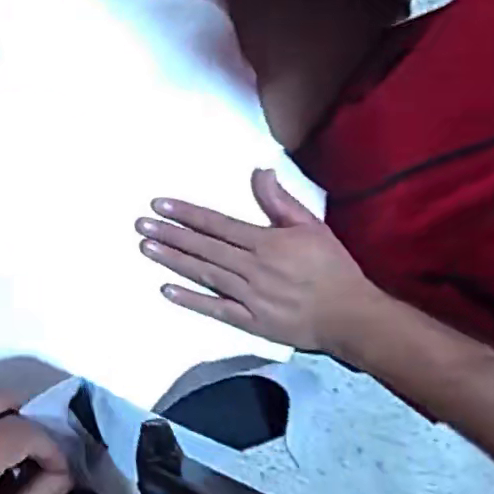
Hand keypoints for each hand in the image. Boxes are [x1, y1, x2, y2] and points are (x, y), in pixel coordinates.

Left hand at [136, 169, 392, 353]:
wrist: (353, 317)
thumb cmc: (332, 269)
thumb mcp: (311, 226)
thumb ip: (279, 201)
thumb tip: (258, 171)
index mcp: (265, 243)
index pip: (217, 224)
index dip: (186, 214)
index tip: (159, 205)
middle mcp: (252, 268)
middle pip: (204, 247)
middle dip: (170, 234)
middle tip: (140, 224)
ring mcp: (249, 297)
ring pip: (204, 274)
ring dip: (173, 260)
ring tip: (146, 248)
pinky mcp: (250, 321)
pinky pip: (216, 309)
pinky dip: (190, 300)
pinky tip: (166, 289)